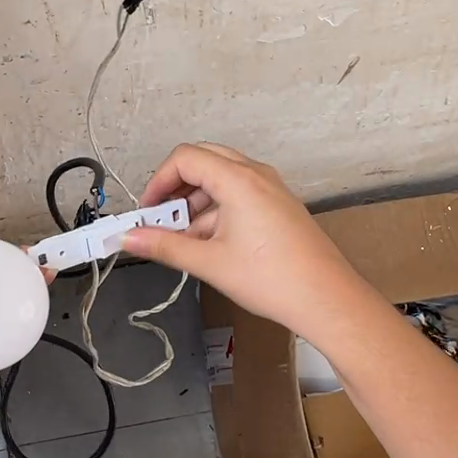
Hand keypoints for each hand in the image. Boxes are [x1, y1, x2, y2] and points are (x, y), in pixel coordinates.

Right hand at [120, 143, 379, 339]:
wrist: (326, 300)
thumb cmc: (276, 279)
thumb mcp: (209, 262)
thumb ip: (164, 246)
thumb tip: (130, 239)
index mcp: (238, 180)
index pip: (185, 158)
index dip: (159, 181)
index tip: (147, 210)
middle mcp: (256, 175)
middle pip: (203, 161)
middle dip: (176, 188)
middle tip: (160, 219)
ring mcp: (270, 189)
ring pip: (220, 180)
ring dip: (196, 204)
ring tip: (183, 242)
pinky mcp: (277, 206)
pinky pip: (239, 195)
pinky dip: (217, 212)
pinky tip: (208, 245)